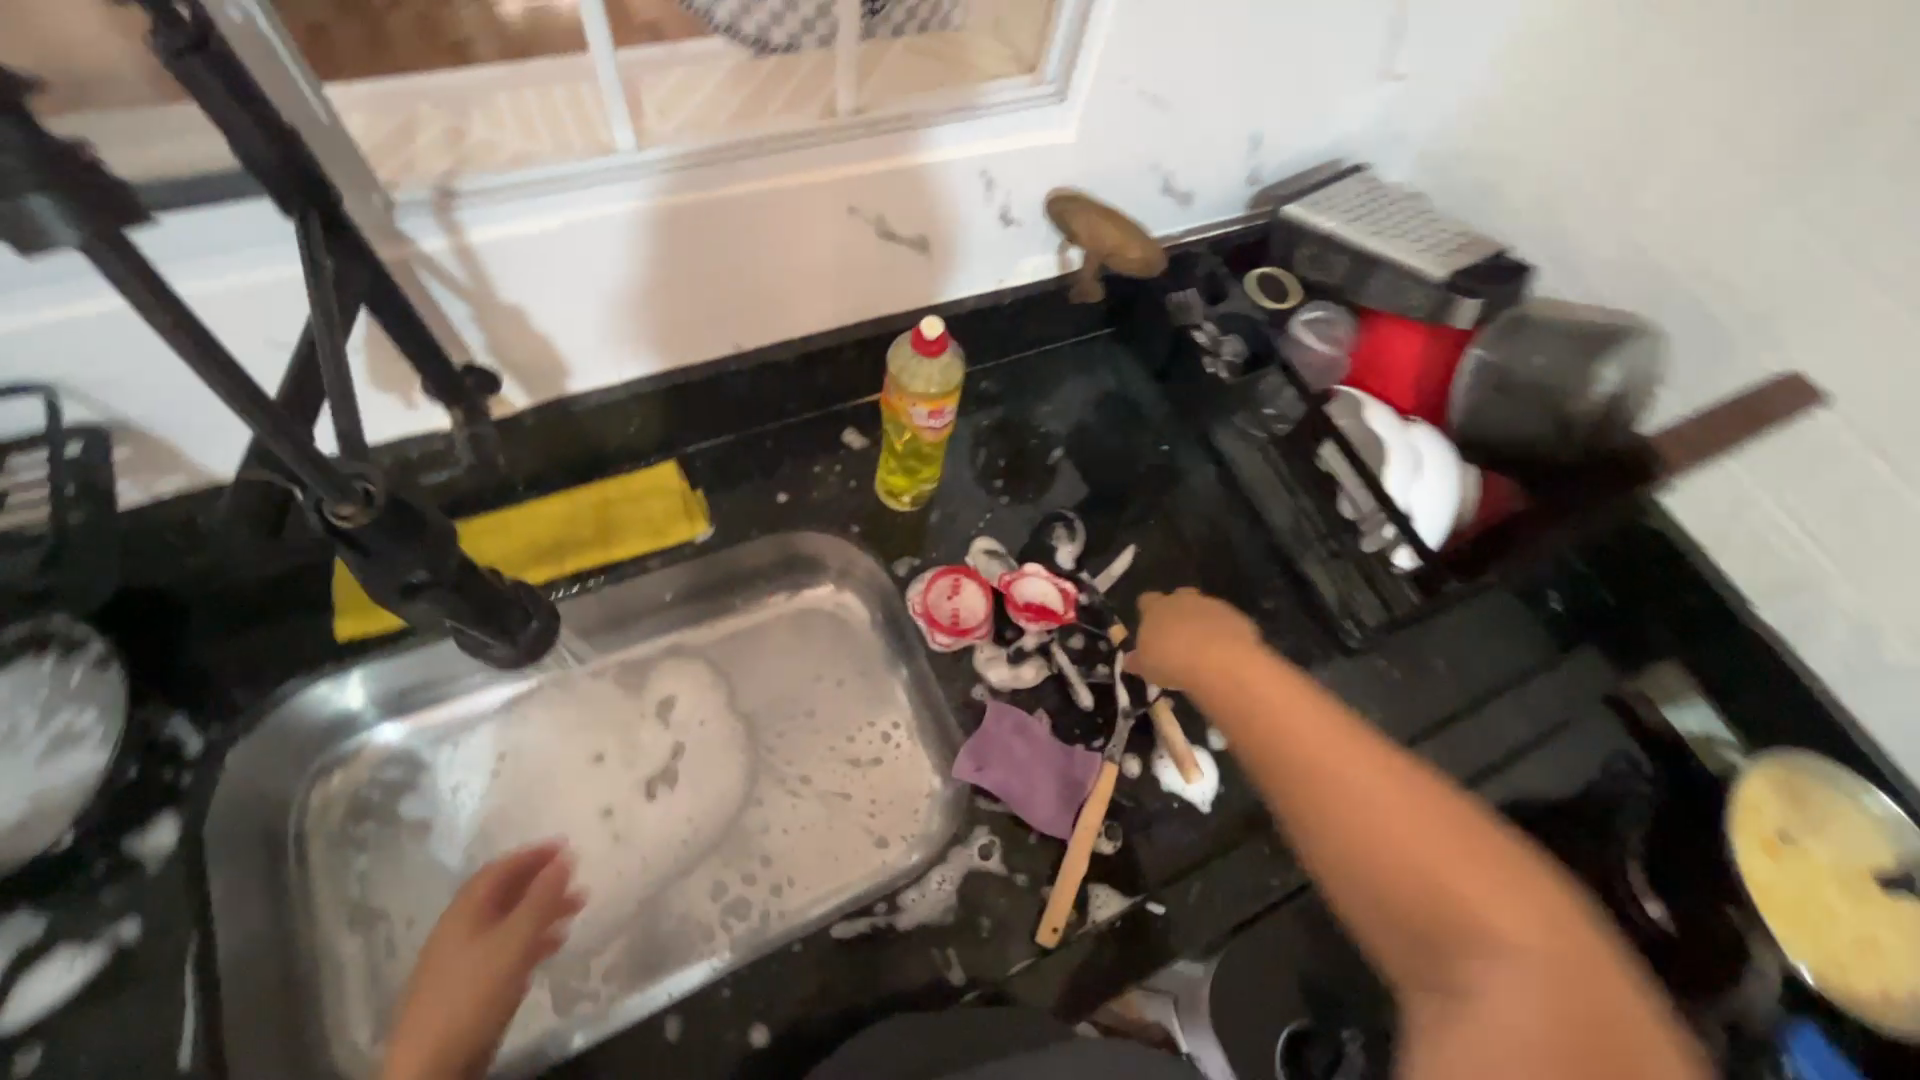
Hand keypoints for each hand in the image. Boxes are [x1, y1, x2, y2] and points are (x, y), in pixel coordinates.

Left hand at [381, 842, 586, 1079]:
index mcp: (465, 911)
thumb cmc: (473, 993)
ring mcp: (464, 958)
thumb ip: (541, 898)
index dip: (533, 854)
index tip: (566, 845)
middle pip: (504, 893)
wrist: (430, 1065)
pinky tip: (554, 944)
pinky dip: (533, 939)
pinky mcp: (471, 985)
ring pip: (509, 922)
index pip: (500, 869)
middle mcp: (462, 928)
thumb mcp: (513, 941)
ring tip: (578, 906)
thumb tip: (565, 857)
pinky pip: (507, 949)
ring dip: (543, 910)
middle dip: (541, 881)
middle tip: (577, 875)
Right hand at [1131, 588, 1260, 690]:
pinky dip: (1224, 633)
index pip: (1147, 600)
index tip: (1149, 624)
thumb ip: (1137, 660)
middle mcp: (1184, 600)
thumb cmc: (1171, 662)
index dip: (1147, 610)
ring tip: (1202, 648)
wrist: (1219, 662)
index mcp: (1156, 608)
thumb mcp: (1146, 667)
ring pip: (1205, 608)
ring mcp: (1213, 606)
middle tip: (1178, 634)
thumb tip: (1129, 660)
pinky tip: (1223, 653)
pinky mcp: (1238, 618)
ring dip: (1203, 623)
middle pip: (1179, 596)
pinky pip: (1227, 622)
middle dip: (1178, 610)